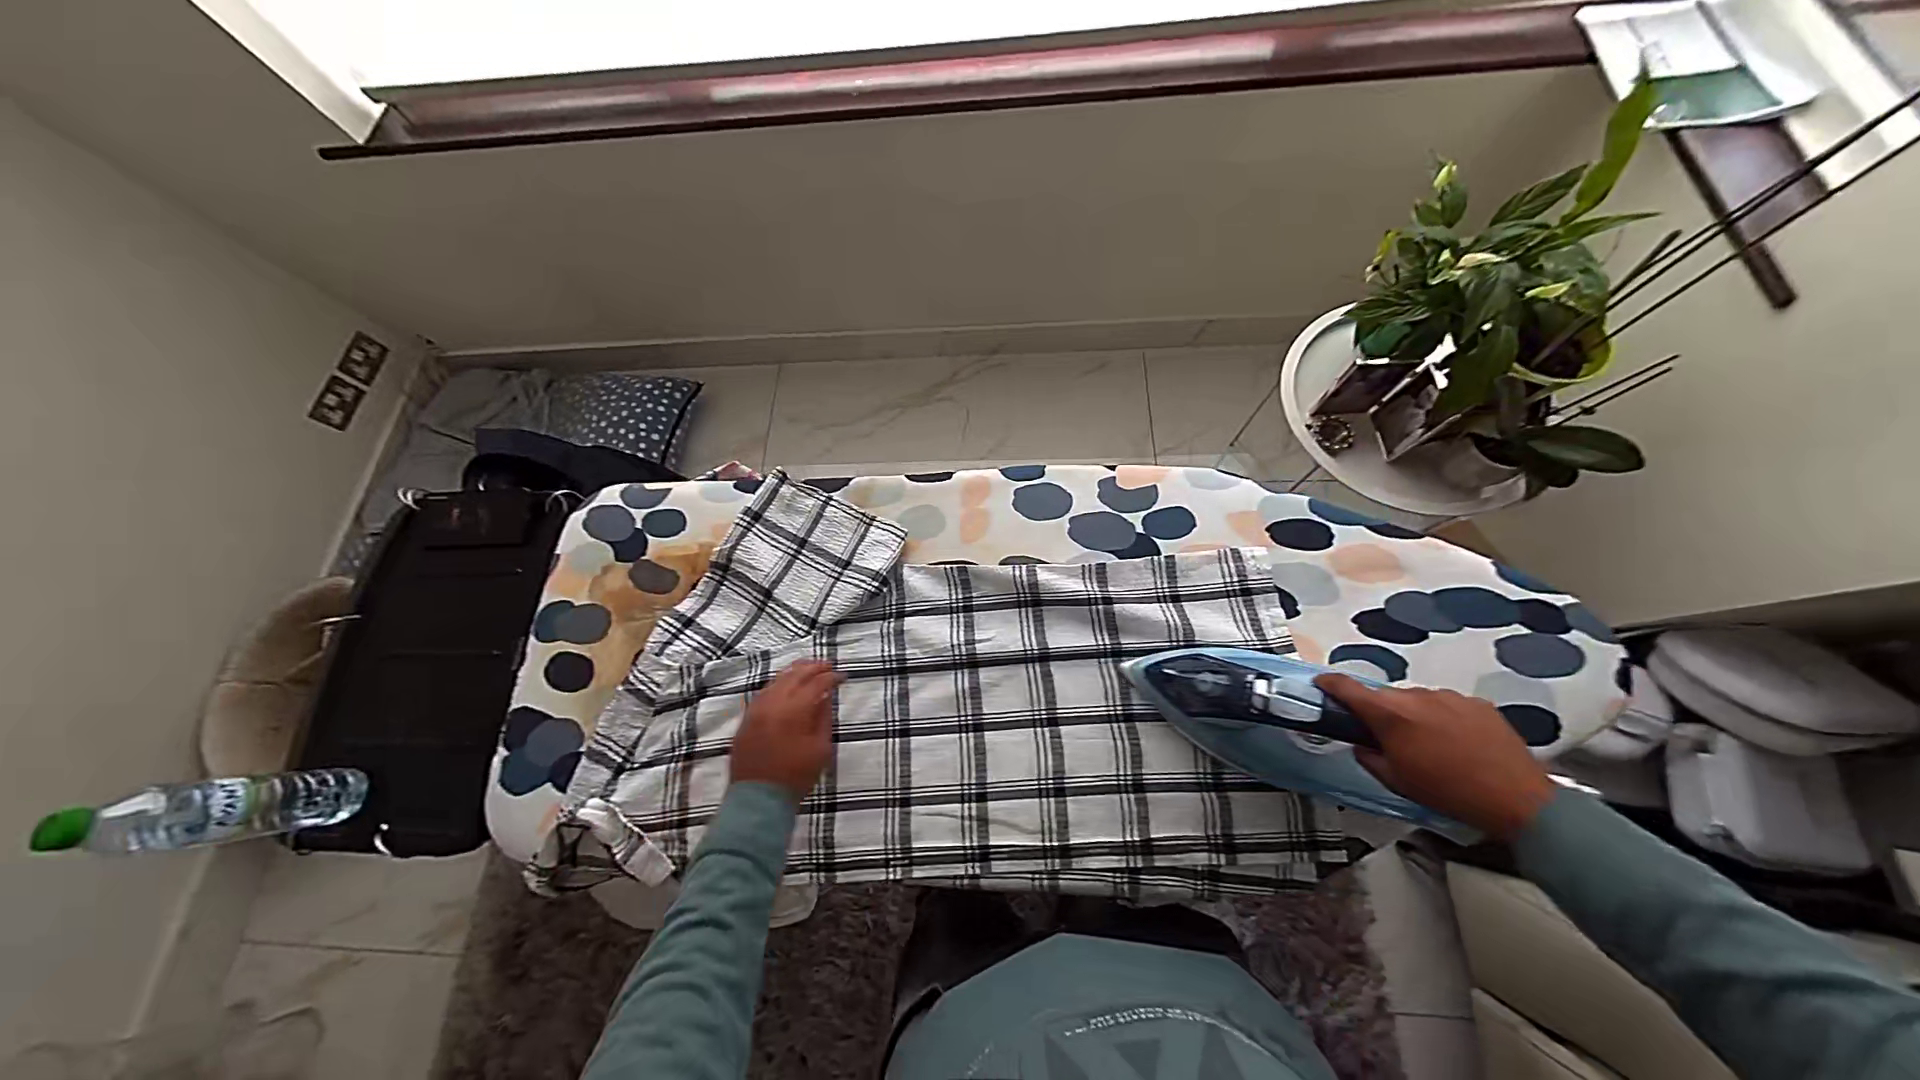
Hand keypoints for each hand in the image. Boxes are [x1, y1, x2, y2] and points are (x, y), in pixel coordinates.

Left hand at [731, 661, 843, 801]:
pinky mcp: (746, 719)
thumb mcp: (820, 749)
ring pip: (776, 681)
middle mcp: (772, 705)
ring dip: (794, 672)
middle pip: (794, 676)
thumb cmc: (796, 777)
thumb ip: (823, 718)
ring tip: (808, 668)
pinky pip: (763, 692)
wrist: (758, 799)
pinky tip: (786, 684)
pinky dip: (777, 683)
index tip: (842, 677)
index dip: (831, 677)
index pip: (815, 684)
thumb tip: (826, 696)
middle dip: (813, 667)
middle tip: (827, 665)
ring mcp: (756, 710)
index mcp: (793, 711)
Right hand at [1316, 674, 1557, 840]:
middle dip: (1379, 711)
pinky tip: (1456, 743)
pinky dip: (1442, 718)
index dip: (1329, 683)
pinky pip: (1447, 705)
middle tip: (1384, 736)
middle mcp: (1416, 697)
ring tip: (1428, 744)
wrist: (1517, 800)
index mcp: (1389, 714)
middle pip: (1385, 696)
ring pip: (1417, 700)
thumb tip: (1362, 745)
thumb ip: (1368, 757)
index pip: (1347, 687)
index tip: (1321, 684)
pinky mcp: (1477, 704)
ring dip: (1413, 715)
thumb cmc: (1447, 792)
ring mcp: (1449, 697)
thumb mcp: (1395, 781)